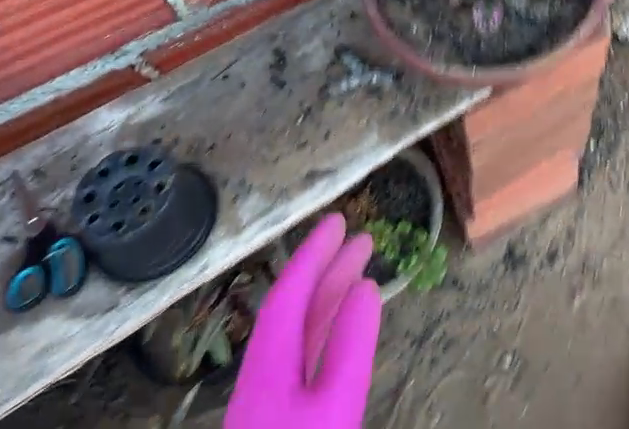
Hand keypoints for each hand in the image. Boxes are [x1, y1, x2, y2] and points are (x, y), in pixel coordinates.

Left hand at [224, 214, 381, 428]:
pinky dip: (330, 334)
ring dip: (330, 300)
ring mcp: (271, 405)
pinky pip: (305, 361)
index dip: (312, 256)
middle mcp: (263, 380)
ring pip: (300, 337)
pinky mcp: (284, 421)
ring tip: (363, 269)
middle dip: (327, 271)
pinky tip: (348, 329)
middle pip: (293, 313)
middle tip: (363, 237)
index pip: (288, 299)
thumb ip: (351, 346)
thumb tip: (365, 287)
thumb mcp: (337, 404)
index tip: (339, 221)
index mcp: (268, 372)